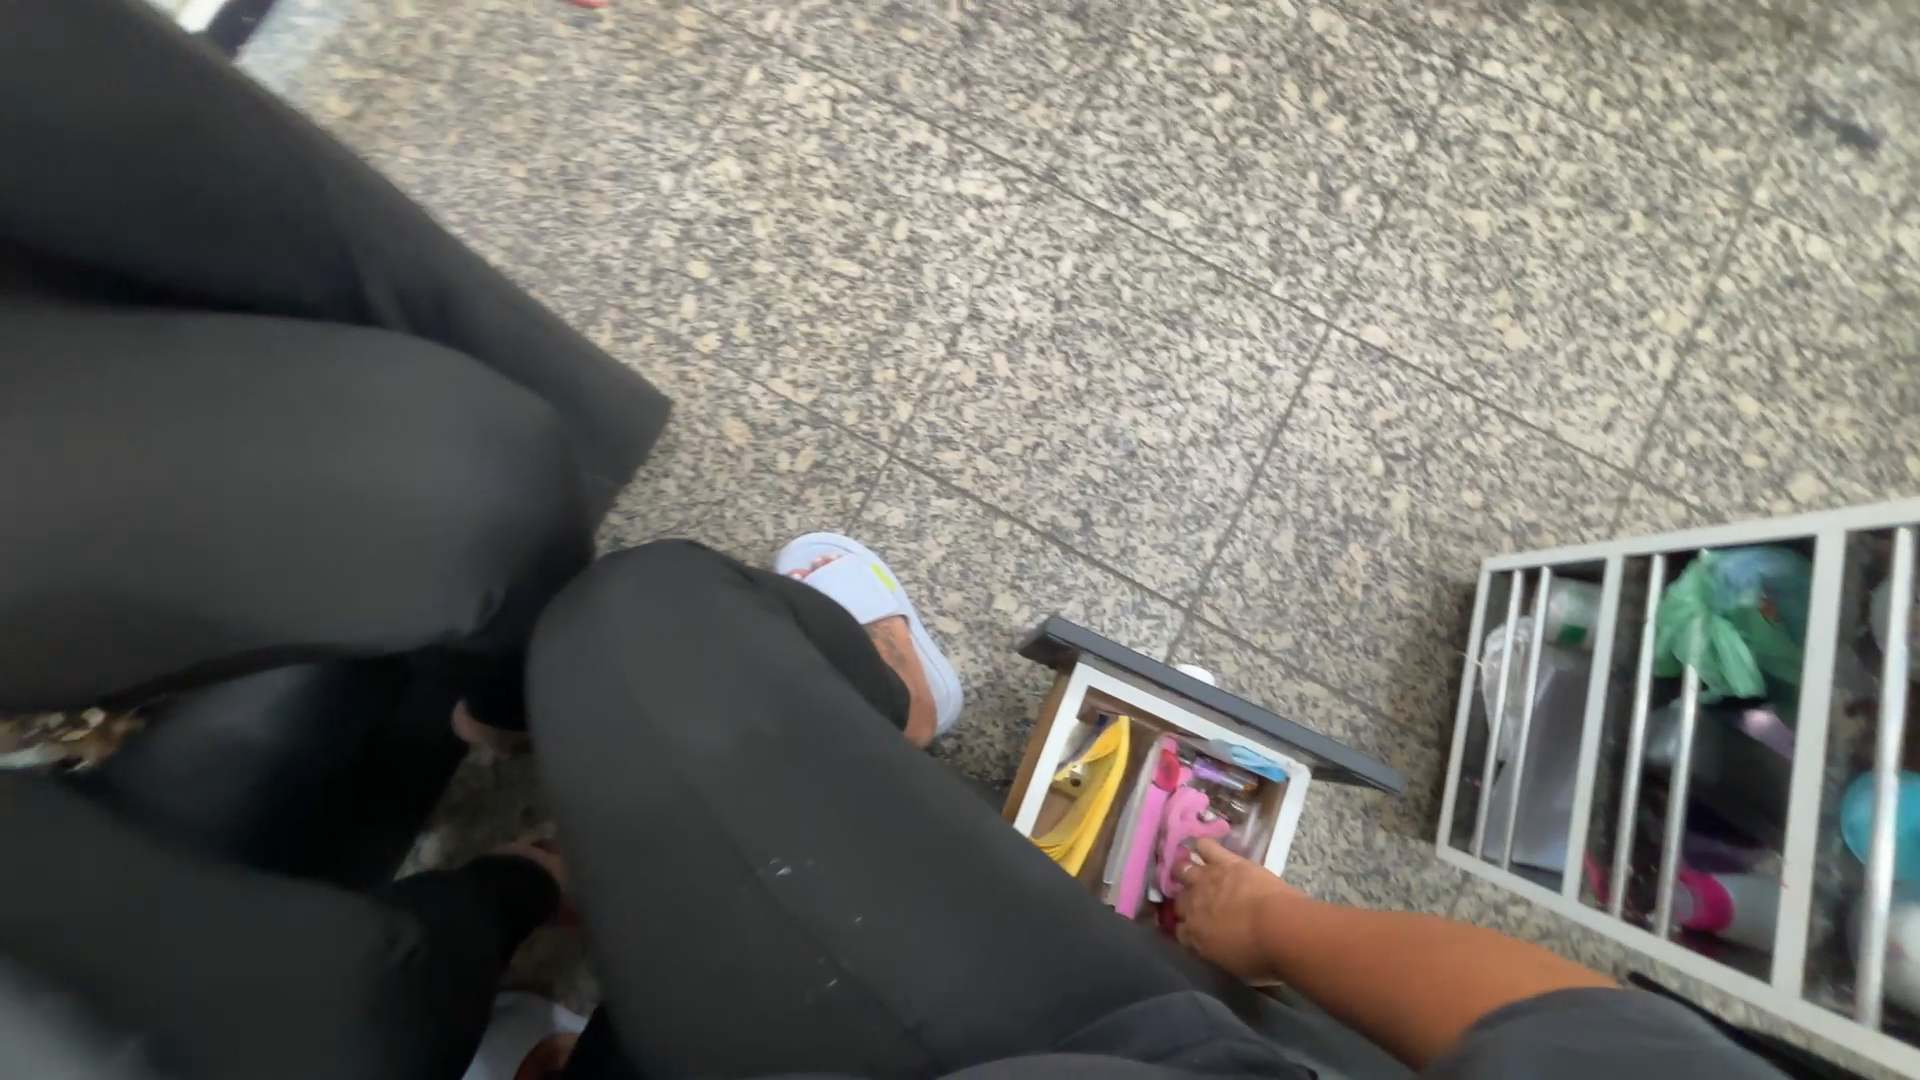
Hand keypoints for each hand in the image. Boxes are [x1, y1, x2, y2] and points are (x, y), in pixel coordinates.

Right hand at [1171, 837, 1305, 980]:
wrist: (1279, 928)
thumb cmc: (1261, 956)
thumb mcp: (1232, 965)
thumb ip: (1216, 951)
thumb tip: (1213, 944)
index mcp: (1194, 935)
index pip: (1179, 930)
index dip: (1186, 929)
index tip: (1194, 931)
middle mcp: (1193, 904)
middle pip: (1179, 899)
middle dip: (1184, 901)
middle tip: (1195, 903)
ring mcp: (1205, 879)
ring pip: (1182, 868)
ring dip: (1185, 871)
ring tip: (1193, 872)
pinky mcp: (1223, 861)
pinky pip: (1205, 846)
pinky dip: (1203, 846)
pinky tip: (1205, 848)